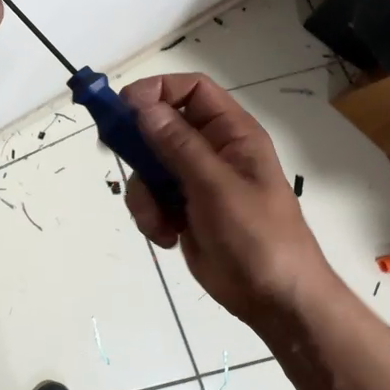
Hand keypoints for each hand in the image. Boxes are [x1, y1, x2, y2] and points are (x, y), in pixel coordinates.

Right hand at [120, 73, 335, 322]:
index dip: (157, 91)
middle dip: (138, 146)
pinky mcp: (181, 208)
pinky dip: (149, 216)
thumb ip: (178, 145)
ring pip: (147, 166)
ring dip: (143, 193)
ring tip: (159, 220)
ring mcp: (194, 180)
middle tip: (115, 153)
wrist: (273, 299)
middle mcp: (212, 150)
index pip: (191, 90)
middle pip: (159, 125)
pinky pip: (149, 197)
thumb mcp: (216, 186)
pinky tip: (167, 236)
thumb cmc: (258, 236)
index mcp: (232, 134)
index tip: (124, 108)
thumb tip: (142, 105)